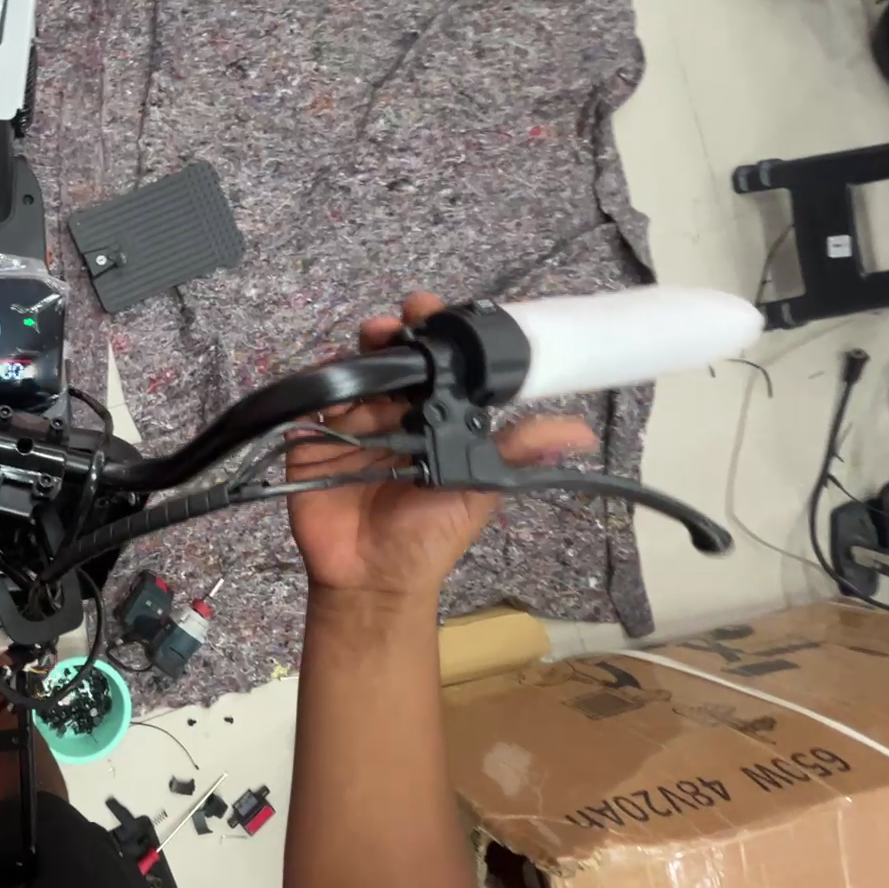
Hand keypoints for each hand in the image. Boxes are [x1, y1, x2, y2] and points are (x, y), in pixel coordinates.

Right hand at [285, 292, 596, 602]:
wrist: (372, 576)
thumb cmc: (428, 536)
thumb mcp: (478, 493)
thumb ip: (512, 457)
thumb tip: (579, 432)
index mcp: (431, 421)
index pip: (434, 370)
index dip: (434, 339)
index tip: (436, 312)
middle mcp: (388, 415)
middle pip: (387, 364)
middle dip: (390, 336)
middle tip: (396, 323)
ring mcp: (348, 426)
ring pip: (350, 377)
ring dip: (356, 355)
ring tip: (369, 342)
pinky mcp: (310, 442)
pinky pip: (309, 407)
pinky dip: (316, 388)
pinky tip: (330, 378)